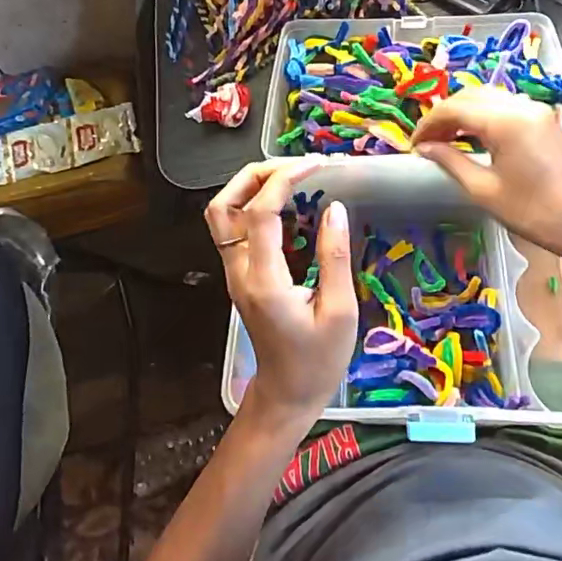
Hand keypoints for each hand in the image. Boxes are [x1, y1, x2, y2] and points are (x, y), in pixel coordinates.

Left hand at [204, 160, 356, 427]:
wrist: (287, 394)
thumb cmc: (318, 360)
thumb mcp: (340, 312)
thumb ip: (334, 258)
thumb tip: (335, 208)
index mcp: (263, 281)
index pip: (259, 213)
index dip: (284, 180)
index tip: (317, 165)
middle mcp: (239, 271)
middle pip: (224, 204)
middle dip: (258, 174)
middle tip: (299, 166)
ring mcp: (234, 272)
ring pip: (221, 213)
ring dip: (251, 185)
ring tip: (292, 176)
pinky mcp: (239, 274)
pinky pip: (235, 227)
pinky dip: (255, 203)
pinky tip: (289, 203)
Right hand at [411, 86, 561, 267]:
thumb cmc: (535, 213)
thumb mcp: (484, 190)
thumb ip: (451, 162)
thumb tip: (424, 148)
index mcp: (506, 121)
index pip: (454, 109)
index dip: (428, 124)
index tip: (414, 145)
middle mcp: (521, 105)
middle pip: (470, 96)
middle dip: (443, 115)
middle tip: (426, 142)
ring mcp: (535, 110)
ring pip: (487, 98)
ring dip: (462, 113)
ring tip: (445, 140)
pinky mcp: (543, 119)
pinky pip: (504, 106)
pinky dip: (482, 116)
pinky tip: (471, 137)